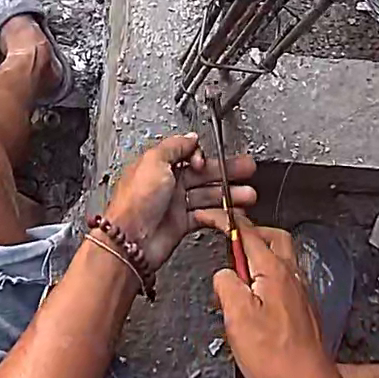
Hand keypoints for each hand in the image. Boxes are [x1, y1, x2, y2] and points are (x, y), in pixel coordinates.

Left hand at [105, 132, 255, 270]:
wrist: (130, 240)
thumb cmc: (136, 201)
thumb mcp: (155, 160)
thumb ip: (175, 146)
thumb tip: (190, 137)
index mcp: (160, 164)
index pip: (190, 155)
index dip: (205, 157)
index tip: (210, 162)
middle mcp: (168, 183)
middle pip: (204, 174)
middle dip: (227, 172)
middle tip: (247, 170)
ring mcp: (175, 204)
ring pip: (208, 194)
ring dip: (229, 193)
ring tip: (248, 194)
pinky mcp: (180, 224)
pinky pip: (205, 215)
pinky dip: (220, 214)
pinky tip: (232, 213)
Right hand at [203, 212, 343, 377]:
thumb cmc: (277, 361)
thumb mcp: (237, 318)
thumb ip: (226, 285)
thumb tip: (222, 273)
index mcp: (273, 270)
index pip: (246, 232)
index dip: (224, 220)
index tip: (207, 215)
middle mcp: (291, 276)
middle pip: (271, 237)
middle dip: (248, 231)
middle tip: (228, 238)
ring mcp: (300, 292)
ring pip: (280, 256)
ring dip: (259, 253)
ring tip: (239, 270)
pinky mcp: (303, 310)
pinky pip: (285, 278)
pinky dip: (268, 275)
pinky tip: (257, 296)